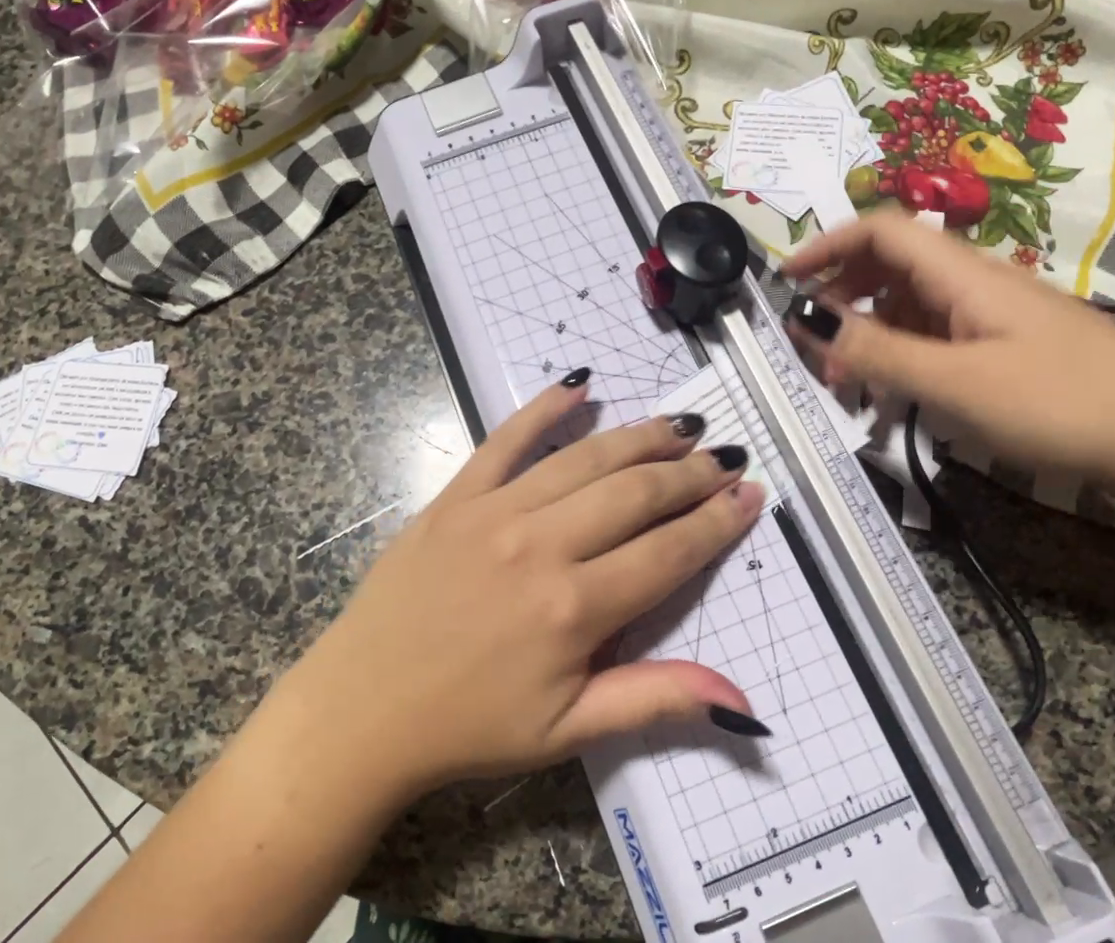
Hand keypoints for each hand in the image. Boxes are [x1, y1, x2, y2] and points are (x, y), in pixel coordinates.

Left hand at [276, 372, 766, 798]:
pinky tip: (578, 384)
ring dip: (640, 438)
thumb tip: (744, 702)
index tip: (751, 495)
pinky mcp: (454, 498)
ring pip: (585, 459)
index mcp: (575, 608)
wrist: (363, 710)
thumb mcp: (567, 731)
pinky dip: (543, 408)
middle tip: (726, 458)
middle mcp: (541, 546)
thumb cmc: (469, 727)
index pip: (669, 551)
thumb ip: (655, 701)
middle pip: (636, 494)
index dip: (717, 522)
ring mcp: (493, 512)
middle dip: (690, 474)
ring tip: (680, 427)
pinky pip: (505, 440)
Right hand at [781, 210, 1114, 492]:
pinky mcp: (1006, 348)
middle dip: (839, 299)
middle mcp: (974, 285)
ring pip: (909, 308)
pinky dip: (900, 360)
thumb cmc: (1059, 404)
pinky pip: (934, 339)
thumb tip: (805, 318)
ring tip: (846, 389)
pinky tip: (893, 400)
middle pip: (889, 267)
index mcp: (963, 276)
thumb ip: (876, 351)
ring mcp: (993, 317)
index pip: (880, 231)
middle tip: (809, 350)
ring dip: (867, 338)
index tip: (782, 281)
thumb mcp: (954, 383)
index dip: (826, 244)